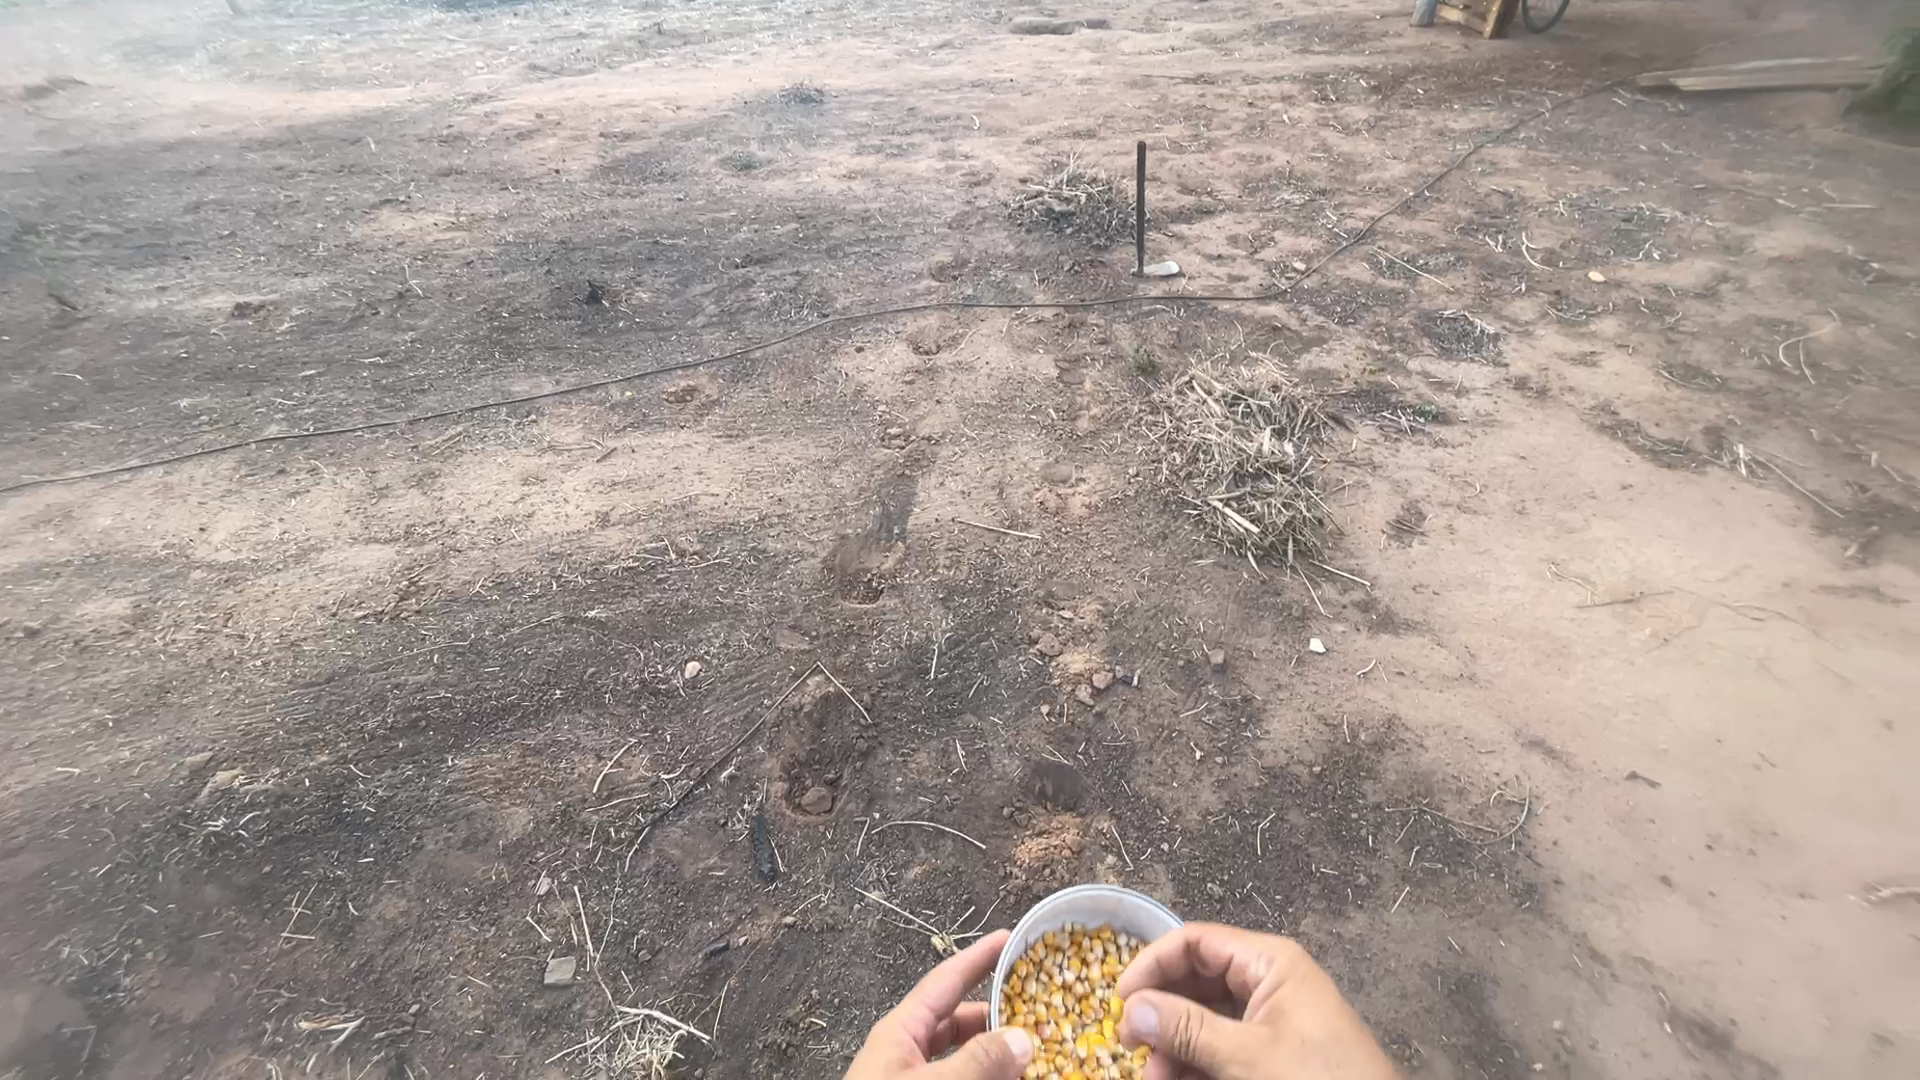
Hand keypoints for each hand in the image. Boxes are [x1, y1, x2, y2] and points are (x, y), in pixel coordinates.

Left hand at [844, 929, 1035, 1079]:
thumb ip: (978, 1064)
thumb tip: (1023, 1038)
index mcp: (902, 1032)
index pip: (947, 981)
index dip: (979, 958)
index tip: (1011, 937)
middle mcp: (909, 1056)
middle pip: (961, 1024)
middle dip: (1000, 1017)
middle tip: (1041, 1009)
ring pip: (967, 1062)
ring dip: (999, 1060)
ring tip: (1041, 1055)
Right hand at [1114, 923, 1397, 1079]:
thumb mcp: (1249, 1058)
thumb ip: (1188, 1030)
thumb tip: (1130, 1008)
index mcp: (1269, 962)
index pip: (1195, 941)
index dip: (1153, 963)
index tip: (1120, 999)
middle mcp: (1268, 981)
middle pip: (1196, 980)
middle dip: (1162, 1012)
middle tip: (1130, 1046)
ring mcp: (1273, 1020)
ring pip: (1205, 1019)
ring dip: (1174, 1046)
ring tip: (1153, 1076)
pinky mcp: (1276, 1055)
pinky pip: (1223, 1048)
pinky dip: (1196, 1063)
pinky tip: (1176, 1079)